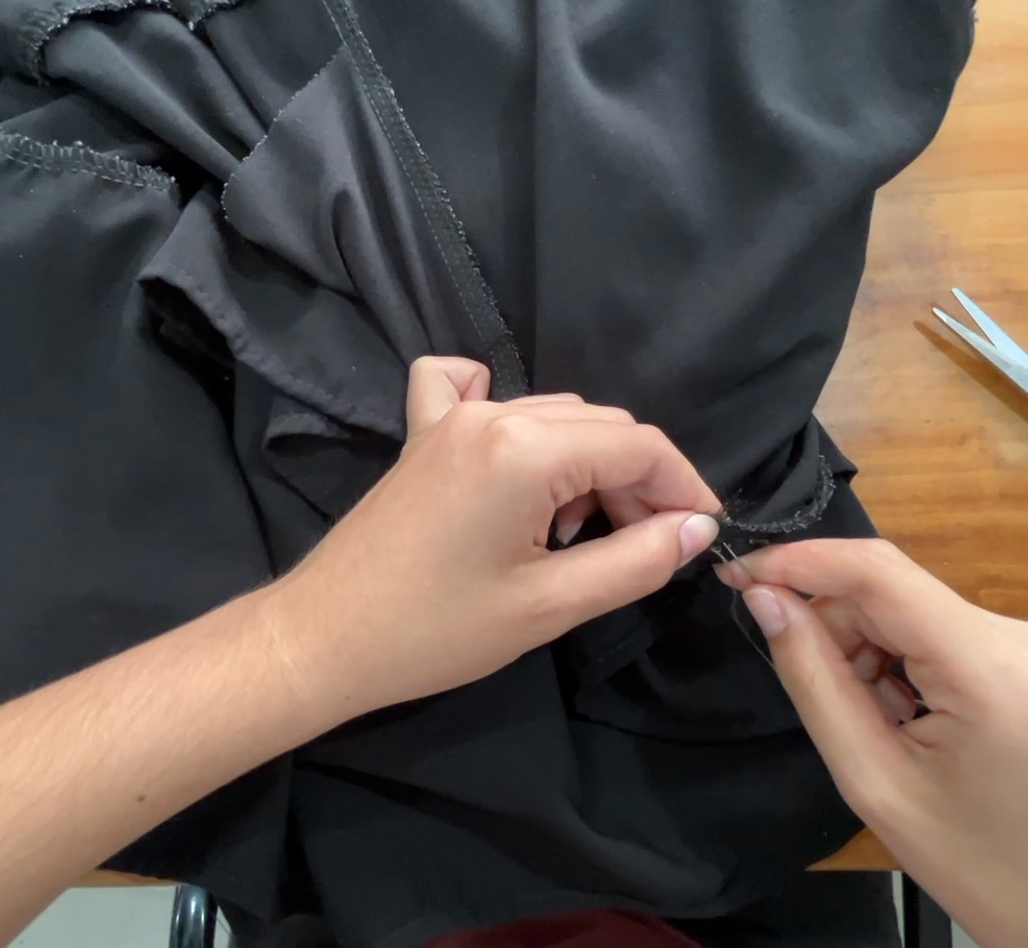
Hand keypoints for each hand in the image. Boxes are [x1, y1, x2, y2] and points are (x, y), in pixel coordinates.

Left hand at [258, 356, 721, 717]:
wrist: (326, 636)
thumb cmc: (436, 630)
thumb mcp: (550, 605)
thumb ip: (635, 560)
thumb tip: (695, 529)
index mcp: (525, 448)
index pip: (639, 445)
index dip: (684, 487)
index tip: (701, 534)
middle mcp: (491, 414)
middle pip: (601, 426)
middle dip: (640, 480)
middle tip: (646, 545)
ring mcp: (449, 417)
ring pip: (555, 417)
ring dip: (589, 464)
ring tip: (586, 530)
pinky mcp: (423, 434)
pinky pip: (473, 393)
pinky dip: (514, 417)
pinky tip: (518, 456)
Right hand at [718, 540, 1027, 947]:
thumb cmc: (977, 870)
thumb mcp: (870, 779)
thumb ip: (810, 675)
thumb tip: (764, 595)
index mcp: (999, 678)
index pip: (879, 572)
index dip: (798, 559)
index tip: (739, 573)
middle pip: (894, 591)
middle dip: (836, 623)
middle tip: (820, 686)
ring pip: (916, 604)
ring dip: (871, 642)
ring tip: (879, 714)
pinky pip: (948, 622)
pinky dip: (909, 650)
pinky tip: (914, 707)